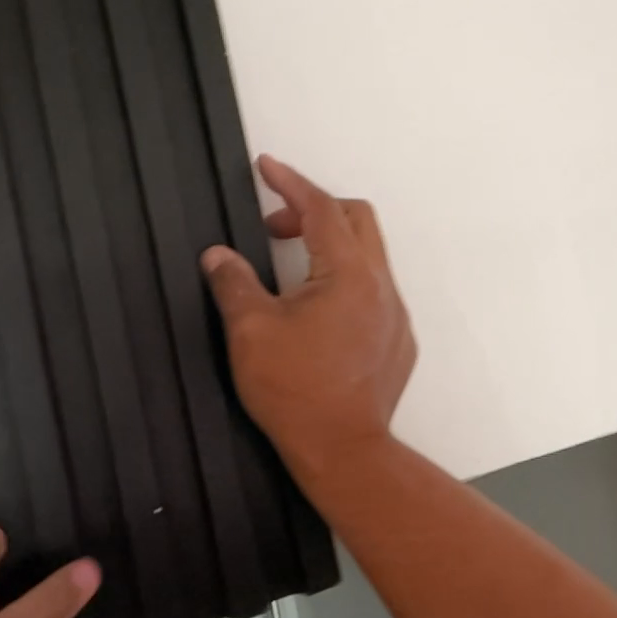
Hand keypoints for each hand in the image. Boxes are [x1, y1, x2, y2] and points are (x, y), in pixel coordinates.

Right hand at [201, 156, 416, 479]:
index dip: (290, 182)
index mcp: (347, 273)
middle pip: (356, 219)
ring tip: (291, 269)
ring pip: (369, 255)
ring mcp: (395, 314)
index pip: (321, 208)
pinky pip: (375, 290)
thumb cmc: (296, 391)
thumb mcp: (251, 331)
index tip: (267, 167)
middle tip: (274, 225)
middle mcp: (380, 285)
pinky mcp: (398, 341)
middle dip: (314, 209)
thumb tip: (218, 256)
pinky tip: (319, 310)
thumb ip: (233, 283)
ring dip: (331, 246)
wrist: (344, 450)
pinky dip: (346, 280)